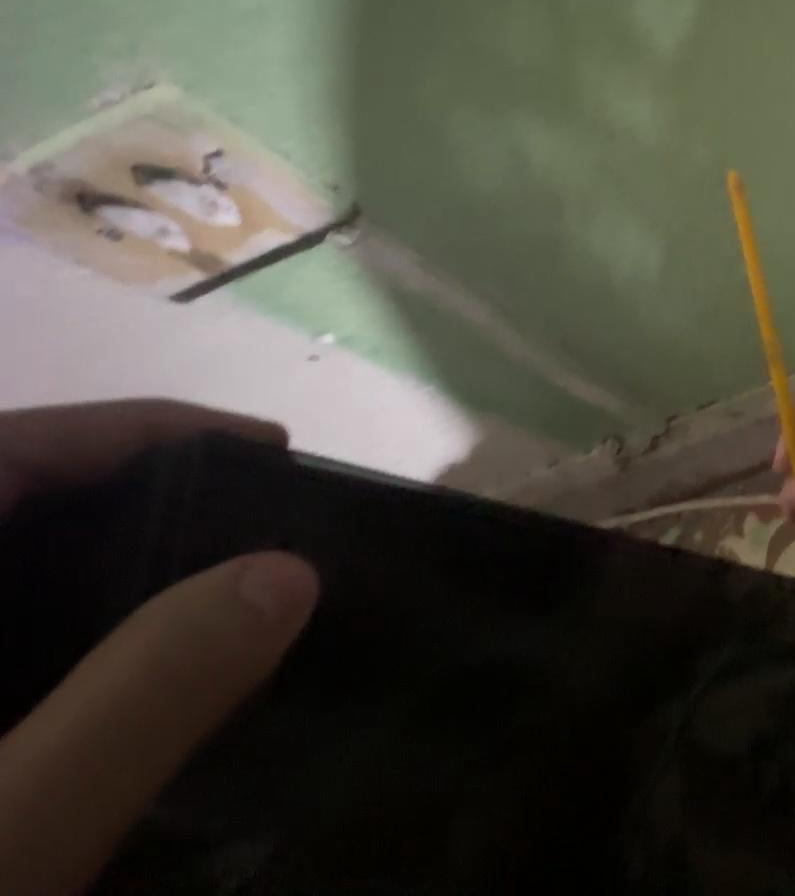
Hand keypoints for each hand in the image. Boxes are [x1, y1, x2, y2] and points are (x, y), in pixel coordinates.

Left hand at [0, 400, 320, 893]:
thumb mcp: (0, 841)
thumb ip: (140, 698)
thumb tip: (286, 575)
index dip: (134, 432)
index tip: (266, 446)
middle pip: (9, 511)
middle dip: (146, 494)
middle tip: (271, 515)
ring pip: (14, 588)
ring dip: (125, 569)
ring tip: (234, 579)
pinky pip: (12, 653)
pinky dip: (88, 641)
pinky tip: (152, 668)